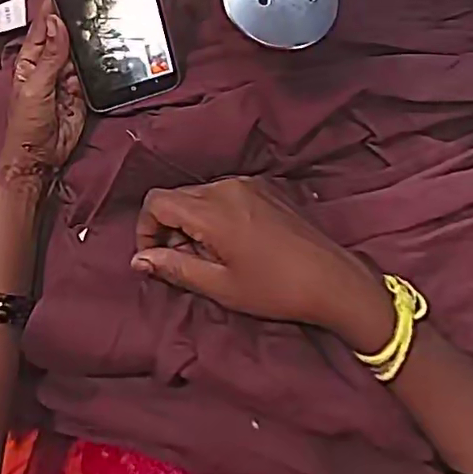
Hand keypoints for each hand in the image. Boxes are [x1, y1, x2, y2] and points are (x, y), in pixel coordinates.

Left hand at [0, 12, 84, 187]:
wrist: (41, 157)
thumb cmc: (25, 128)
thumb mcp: (36, 87)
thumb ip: (49, 55)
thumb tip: (55, 23)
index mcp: (30, 60)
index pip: (42, 27)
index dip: (52, 9)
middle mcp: (48, 66)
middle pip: (64, 36)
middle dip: (74, 24)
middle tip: (88, 5)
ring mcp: (65, 78)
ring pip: (79, 53)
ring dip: (86, 45)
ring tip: (97, 28)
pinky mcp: (81, 91)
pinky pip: (91, 72)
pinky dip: (96, 66)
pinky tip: (101, 57)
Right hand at [131, 177, 394, 348]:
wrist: (333, 280)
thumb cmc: (275, 288)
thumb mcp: (219, 285)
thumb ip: (173, 267)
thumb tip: (139, 260)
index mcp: (213, 210)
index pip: (157, 202)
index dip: (146, 229)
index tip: (156, 257)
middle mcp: (227, 187)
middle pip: (176, 197)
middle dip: (169, 228)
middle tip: (184, 262)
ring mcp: (247, 184)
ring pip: (199, 196)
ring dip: (192, 222)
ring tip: (212, 256)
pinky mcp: (263, 188)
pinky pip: (222, 194)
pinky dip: (214, 214)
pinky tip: (232, 243)